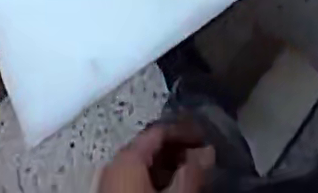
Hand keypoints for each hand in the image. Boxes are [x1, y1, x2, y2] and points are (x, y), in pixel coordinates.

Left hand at [97, 121, 215, 192]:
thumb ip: (192, 173)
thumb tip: (207, 151)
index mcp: (127, 158)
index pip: (158, 131)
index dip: (184, 132)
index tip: (205, 138)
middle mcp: (115, 165)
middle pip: (149, 146)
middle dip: (177, 150)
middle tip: (201, 157)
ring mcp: (110, 184)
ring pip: (143, 166)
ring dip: (168, 167)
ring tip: (191, 176)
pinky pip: (135, 181)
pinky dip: (156, 181)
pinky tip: (172, 191)